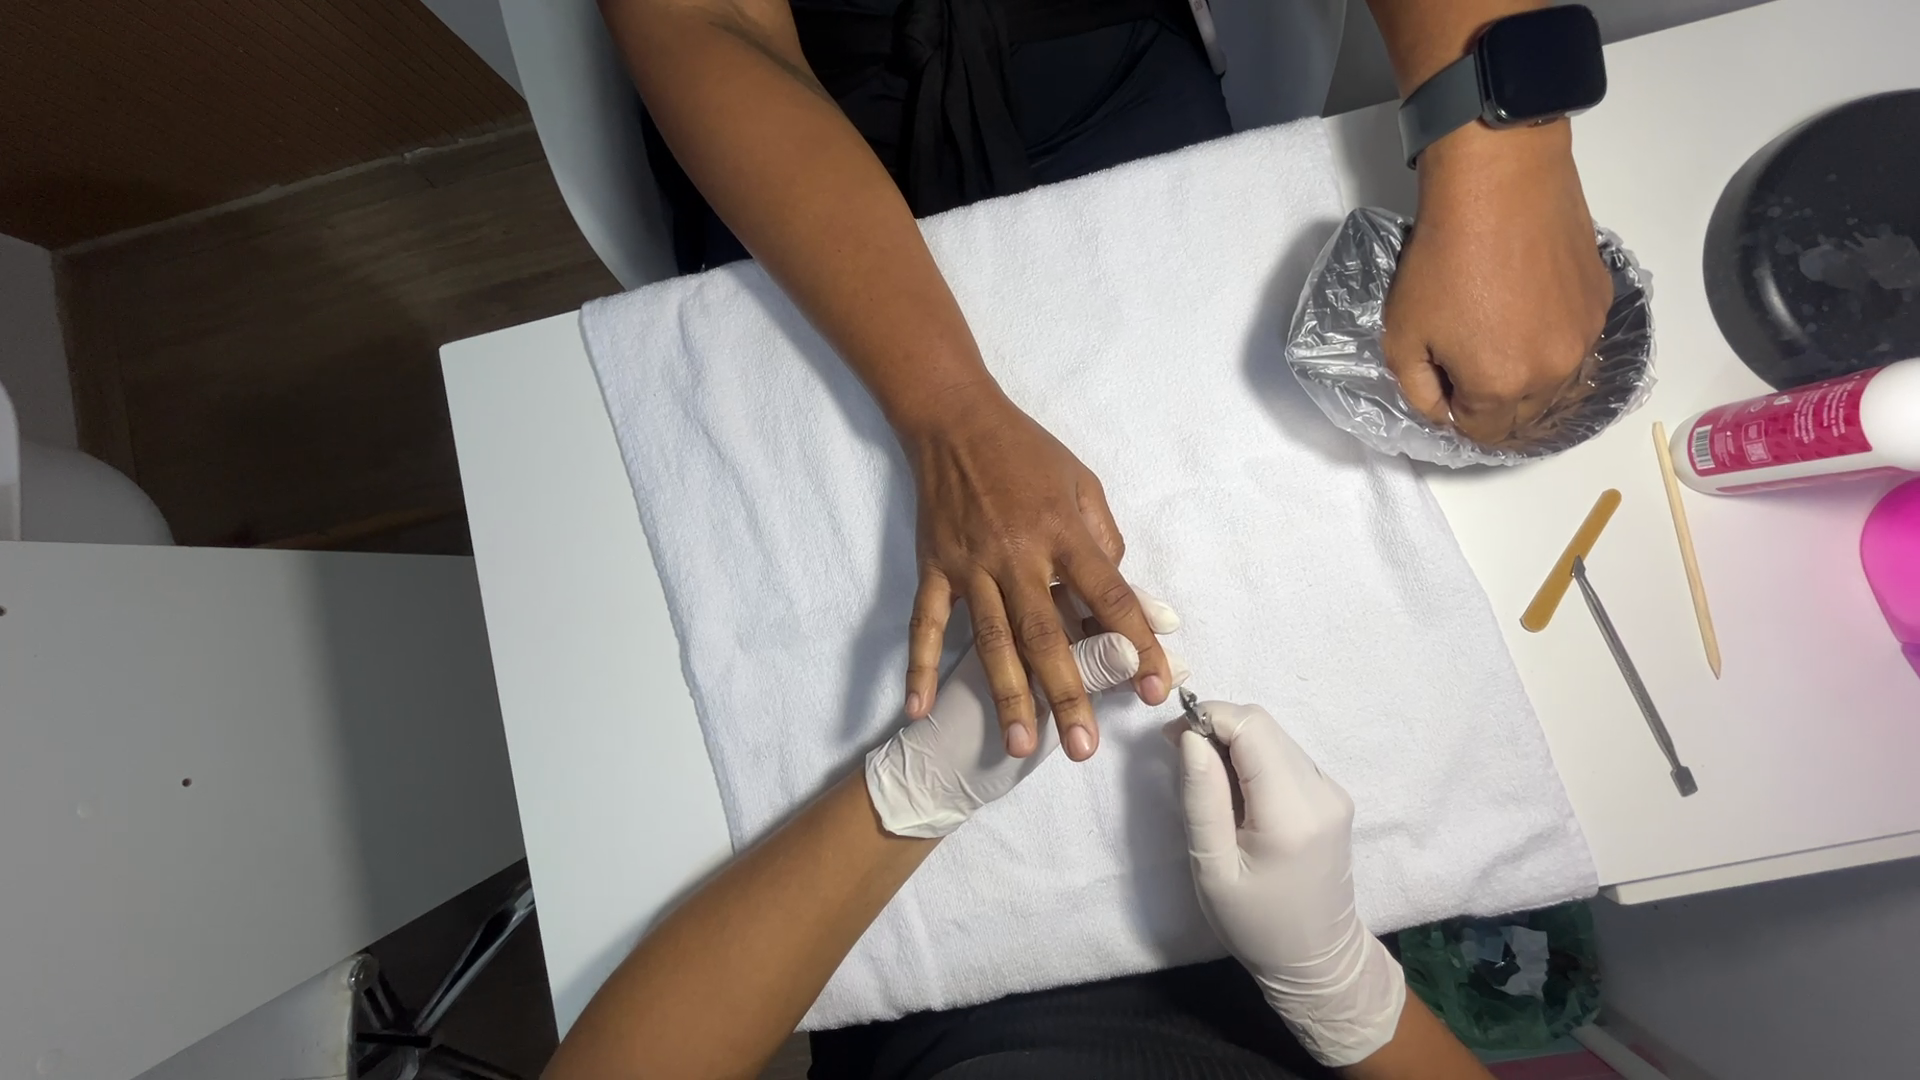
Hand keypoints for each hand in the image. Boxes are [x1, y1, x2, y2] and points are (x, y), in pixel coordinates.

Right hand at [900, 389, 1172, 762]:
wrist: (955, 421)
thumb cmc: (1026, 451)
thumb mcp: (1083, 482)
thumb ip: (1102, 539)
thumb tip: (1116, 593)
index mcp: (1062, 531)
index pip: (1108, 596)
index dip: (1135, 643)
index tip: (1155, 686)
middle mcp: (1017, 554)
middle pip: (1046, 633)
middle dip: (1067, 692)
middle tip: (1083, 747)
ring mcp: (969, 565)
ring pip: (990, 639)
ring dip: (1006, 694)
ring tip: (1019, 745)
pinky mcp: (933, 568)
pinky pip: (925, 622)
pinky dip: (919, 665)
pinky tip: (918, 707)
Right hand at [1175, 702, 1404, 1067]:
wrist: (1319, 963)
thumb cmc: (1256, 923)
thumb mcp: (1212, 867)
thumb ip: (1201, 795)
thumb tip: (1191, 736)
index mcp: (1291, 813)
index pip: (1250, 726)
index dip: (1207, 717)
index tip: (1173, 739)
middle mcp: (1321, 792)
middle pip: (1262, 724)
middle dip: (1216, 726)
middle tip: (1181, 756)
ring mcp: (1332, 791)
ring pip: (1272, 734)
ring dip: (1232, 740)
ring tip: (1206, 776)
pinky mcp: (1331, 795)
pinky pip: (1283, 752)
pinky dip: (1251, 755)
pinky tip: (1235, 789)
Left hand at [1383, 121, 1612, 445]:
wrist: (1499, 188)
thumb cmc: (1439, 267)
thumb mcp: (1402, 340)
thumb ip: (1419, 391)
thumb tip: (1442, 413)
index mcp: (1502, 386)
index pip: (1483, 432)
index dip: (1456, 417)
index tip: (1441, 389)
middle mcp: (1555, 369)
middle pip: (1522, 414)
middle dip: (1490, 403)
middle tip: (1460, 366)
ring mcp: (1586, 333)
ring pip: (1552, 382)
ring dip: (1521, 376)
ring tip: (1491, 340)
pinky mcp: (1601, 299)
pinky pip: (1572, 342)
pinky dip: (1546, 342)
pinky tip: (1521, 314)